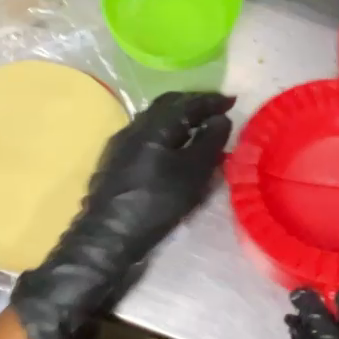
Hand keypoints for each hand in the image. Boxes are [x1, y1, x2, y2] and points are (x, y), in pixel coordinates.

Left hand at [11, 91, 234, 338]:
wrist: (107, 237)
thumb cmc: (155, 203)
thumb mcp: (192, 173)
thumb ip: (209, 142)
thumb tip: (220, 118)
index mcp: (154, 125)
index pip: (187, 102)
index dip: (211, 100)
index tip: (232, 101)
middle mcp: (134, 127)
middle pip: (167, 106)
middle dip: (193, 105)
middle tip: (216, 111)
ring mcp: (121, 144)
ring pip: (155, 122)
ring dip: (179, 120)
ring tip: (199, 130)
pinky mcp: (115, 162)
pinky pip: (147, 137)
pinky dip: (167, 136)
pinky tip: (175, 150)